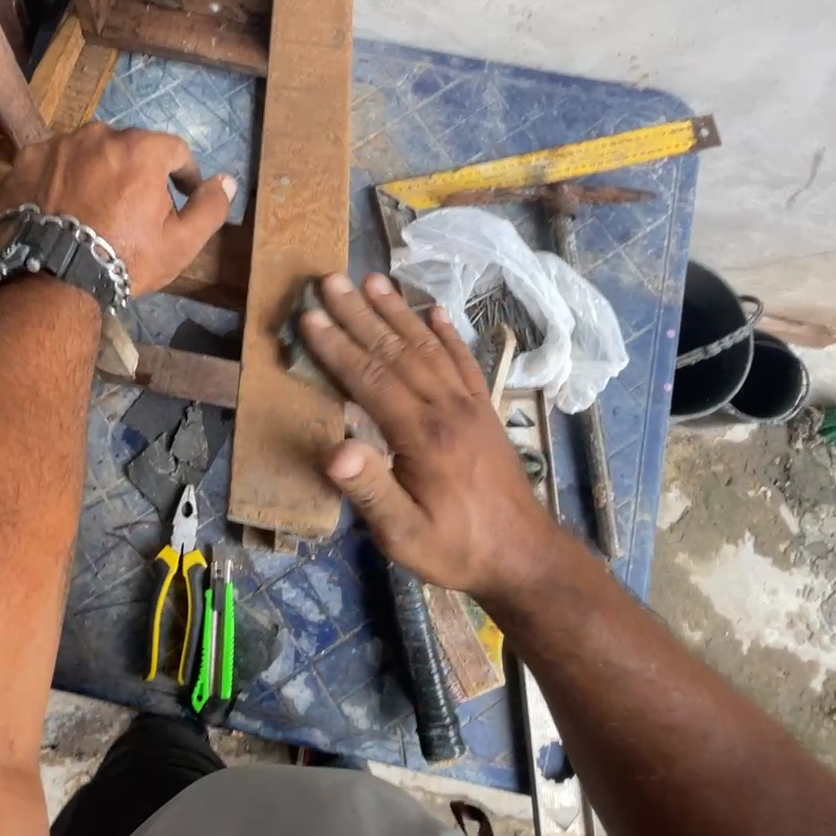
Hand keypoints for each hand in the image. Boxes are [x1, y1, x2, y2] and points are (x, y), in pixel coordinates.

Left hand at [0, 122, 233, 294]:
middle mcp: (100, 133)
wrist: (51, 276)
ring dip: (99, 173)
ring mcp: (59, 143)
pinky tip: (63, 208)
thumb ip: (209, 208)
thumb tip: (228, 180)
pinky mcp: (27, 159)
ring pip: (91, 153)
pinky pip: (55, 162)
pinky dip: (63, 178)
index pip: (175, 151)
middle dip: (138, 174)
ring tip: (95, 209)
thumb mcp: (181, 243)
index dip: (183, 175)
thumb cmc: (125, 259)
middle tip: (134, 211)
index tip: (180, 197)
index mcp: (142, 149)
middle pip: (130, 149)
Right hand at [298, 273, 567, 599]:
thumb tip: (335, 450)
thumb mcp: (404, 535)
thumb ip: (371, 491)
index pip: (371, 379)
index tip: (310, 316)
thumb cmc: (457, 548)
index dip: (338, 346)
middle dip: (361, 313)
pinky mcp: (486, 410)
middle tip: (331, 279)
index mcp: (424, 435)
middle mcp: (448, 408)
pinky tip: (435, 312)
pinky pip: (463, 361)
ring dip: (398, 312)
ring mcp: (471, 405)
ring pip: (428, 347)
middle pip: (397, 351)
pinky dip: (446, 334)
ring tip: (373, 280)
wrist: (524, 556)